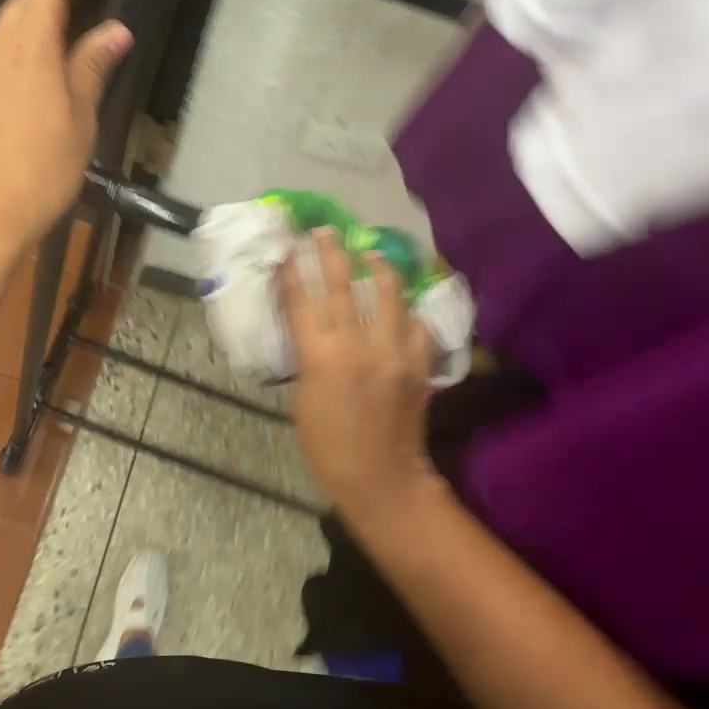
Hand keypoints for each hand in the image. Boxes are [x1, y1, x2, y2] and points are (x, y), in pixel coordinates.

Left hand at [0, 0, 130, 256]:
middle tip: (81, 42)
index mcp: (26, 46)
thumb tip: (116, 30)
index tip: (90, 2)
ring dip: (28, 37)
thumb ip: (93, 65)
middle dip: (49, 11)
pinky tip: (27, 98)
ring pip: (0, 32)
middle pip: (19, 5)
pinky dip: (8, 62)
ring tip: (57, 73)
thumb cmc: (43, 169)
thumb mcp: (81, 117)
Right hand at [280, 229, 438, 516]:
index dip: (294, 268)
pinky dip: (407, 310)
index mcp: (319, 356)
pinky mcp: (419, 363)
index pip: (302, 298)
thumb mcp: (302, 395)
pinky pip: (416, 323)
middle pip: (342, 285)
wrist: (381, 477)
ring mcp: (393, 351)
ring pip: (387, 294)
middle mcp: (357, 345)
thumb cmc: (327, 443)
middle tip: (326, 232)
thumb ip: (308, 353)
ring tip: (371, 253)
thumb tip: (308, 321)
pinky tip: (401, 305)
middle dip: (331, 253)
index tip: (289, 246)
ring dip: (377, 268)